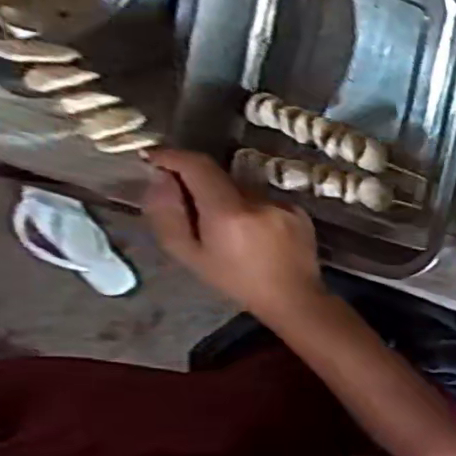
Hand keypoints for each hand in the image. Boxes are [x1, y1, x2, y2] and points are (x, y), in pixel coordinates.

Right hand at [141, 149, 325, 316]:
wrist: (294, 298)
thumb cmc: (237, 282)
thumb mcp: (189, 254)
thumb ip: (167, 212)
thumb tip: (161, 177)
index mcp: (230, 213)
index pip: (198, 165)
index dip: (172, 157)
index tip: (155, 160)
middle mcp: (260, 202)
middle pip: (220, 177)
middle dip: (200, 186)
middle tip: (194, 211)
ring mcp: (284, 206)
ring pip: (244, 189)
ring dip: (230, 201)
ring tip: (231, 231)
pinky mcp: (300, 213)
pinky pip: (266, 201)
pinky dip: (255, 210)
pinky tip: (258, 235)